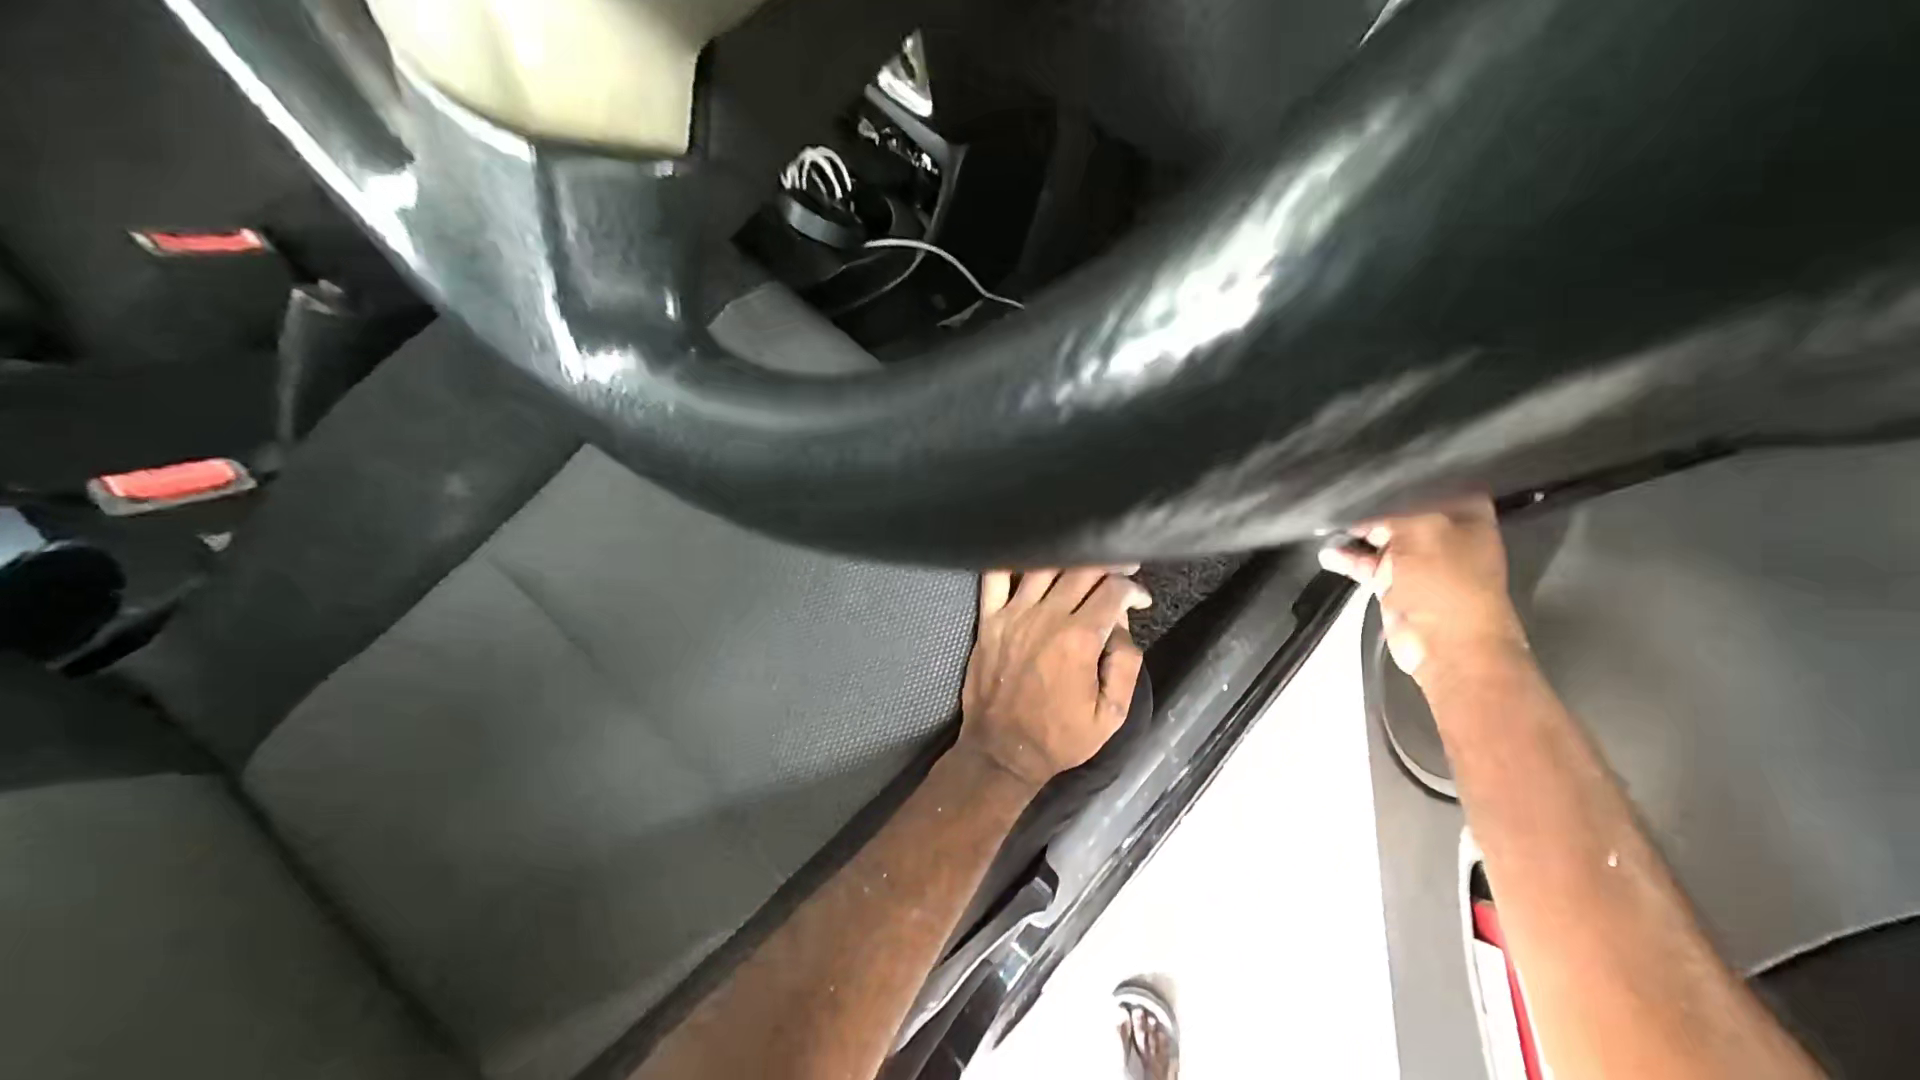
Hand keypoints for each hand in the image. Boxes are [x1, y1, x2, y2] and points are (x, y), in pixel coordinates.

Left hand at [956, 567, 1151, 789]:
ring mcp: (1013, 615)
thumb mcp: (1111, 715)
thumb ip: (1125, 665)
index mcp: (1079, 640)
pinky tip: (1030, 558)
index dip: (1133, 590)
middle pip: (1082, 570)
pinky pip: (995, 577)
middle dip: (1109, 564)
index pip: (1113, 591)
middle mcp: (1046, 618)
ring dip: (1069, 557)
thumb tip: (1122, 627)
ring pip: (1044, 565)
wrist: (1002, 751)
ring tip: (1085, 562)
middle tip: (1122, 569)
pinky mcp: (988, 620)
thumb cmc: (1059, 737)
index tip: (1139, 600)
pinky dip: (1011, 560)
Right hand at [1317, 497, 1527, 685]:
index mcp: (1467, 518)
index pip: (1431, 484)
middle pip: (1402, 510)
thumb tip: (1365, 515)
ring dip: (1356, 533)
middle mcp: (1445, 536)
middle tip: (1344, 498)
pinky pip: (1367, 563)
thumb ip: (1392, 513)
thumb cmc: (1447, 585)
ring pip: (1381, 537)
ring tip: (1328, 526)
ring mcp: (1419, 562)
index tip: (1370, 476)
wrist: (1447, 647)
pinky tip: (1329, 553)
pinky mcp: (1396, 584)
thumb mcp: (1420, 531)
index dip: (1401, 481)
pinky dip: (1348, 558)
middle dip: (1374, 506)